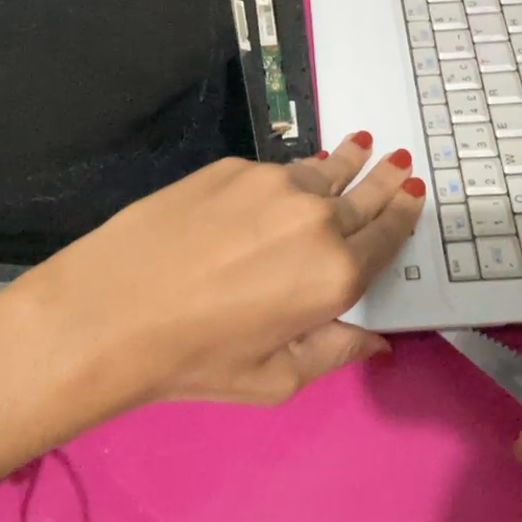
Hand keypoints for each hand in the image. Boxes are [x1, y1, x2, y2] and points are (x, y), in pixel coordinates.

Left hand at [15, 130, 423, 410]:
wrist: (109, 310)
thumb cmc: (195, 360)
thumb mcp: (276, 378)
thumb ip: (335, 352)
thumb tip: (378, 341)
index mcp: (336, 276)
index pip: (386, 238)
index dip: (403, 217)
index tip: (413, 196)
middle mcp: (316, 220)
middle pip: (364, 193)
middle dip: (385, 178)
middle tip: (399, 160)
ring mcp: (273, 185)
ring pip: (323, 170)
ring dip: (347, 160)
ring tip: (362, 143)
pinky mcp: (232, 167)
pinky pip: (279, 170)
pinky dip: (296, 173)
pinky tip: (294, 175)